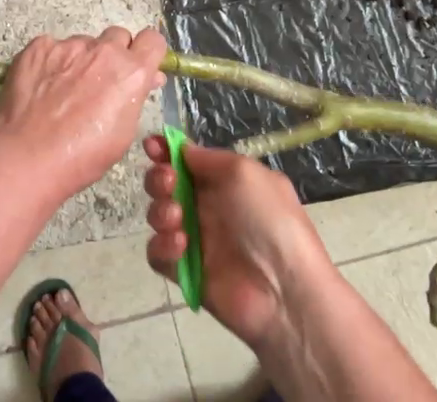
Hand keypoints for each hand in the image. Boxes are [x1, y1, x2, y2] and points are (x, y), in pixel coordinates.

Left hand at [0, 27, 167, 202]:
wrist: (28, 155)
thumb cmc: (83, 155)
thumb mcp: (124, 132)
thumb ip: (136, 95)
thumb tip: (147, 77)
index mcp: (131, 71)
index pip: (152, 40)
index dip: (146, 52)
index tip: (137, 66)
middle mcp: (103, 51)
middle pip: (117, 37)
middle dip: (113, 55)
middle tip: (99, 82)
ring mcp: (68, 46)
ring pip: (83, 43)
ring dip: (80, 60)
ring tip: (63, 91)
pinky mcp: (39, 47)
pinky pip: (52, 47)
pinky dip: (51, 62)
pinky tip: (42, 86)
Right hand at [142, 137, 334, 348]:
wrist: (284, 290)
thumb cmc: (269, 220)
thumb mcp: (246, 173)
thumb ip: (209, 158)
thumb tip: (182, 151)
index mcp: (224, 181)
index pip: (187, 159)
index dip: (165, 150)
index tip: (151, 146)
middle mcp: (207, 206)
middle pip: (166, 183)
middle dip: (158, 178)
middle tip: (169, 183)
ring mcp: (195, 239)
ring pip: (158, 215)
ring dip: (160, 210)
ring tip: (177, 218)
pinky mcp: (185, 271)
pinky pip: (158, 253)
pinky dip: (162, 246)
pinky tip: (181, 247)